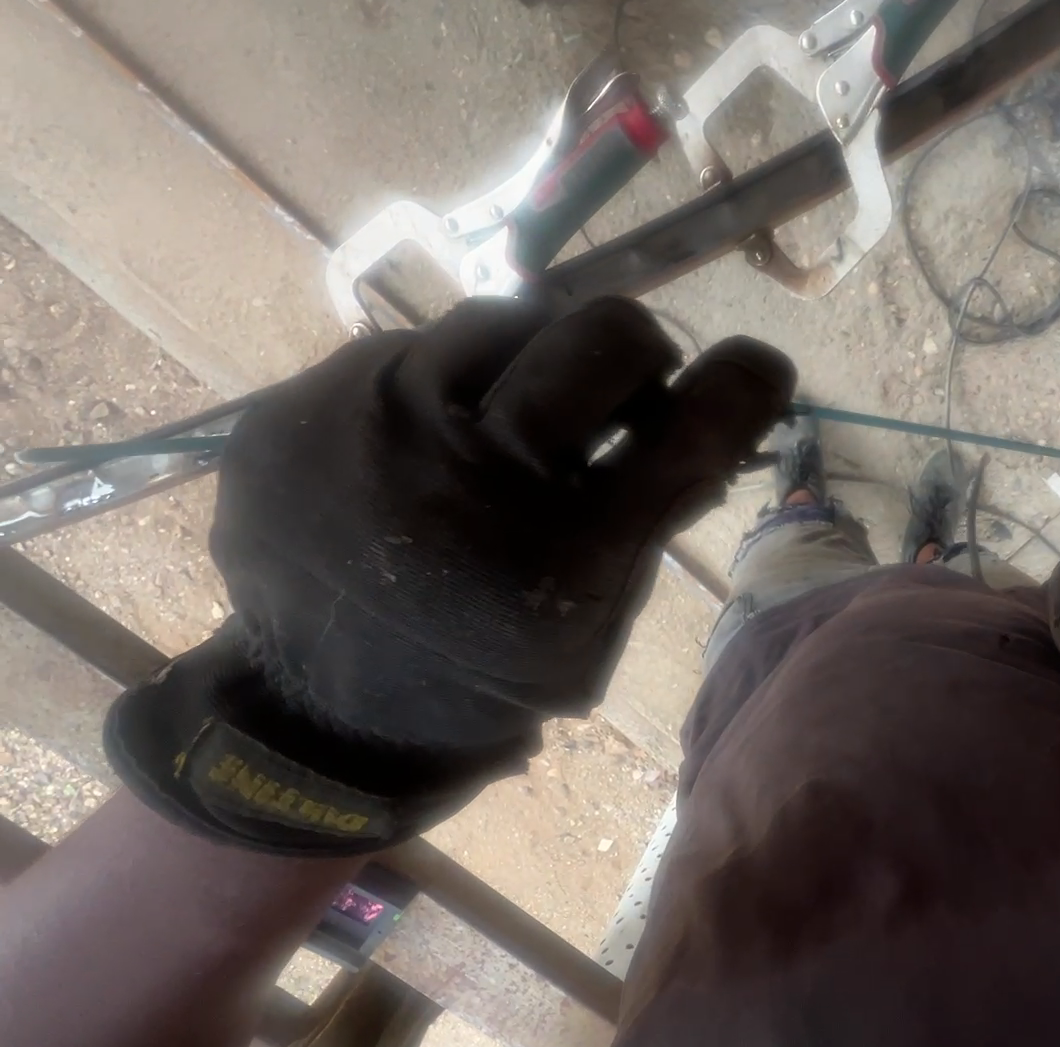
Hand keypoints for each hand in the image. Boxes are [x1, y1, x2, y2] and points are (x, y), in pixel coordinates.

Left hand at [104, 297, 793, 854]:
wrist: (332, 710)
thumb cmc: (504, 662)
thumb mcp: (607, 609)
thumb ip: (661, 510)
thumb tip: (717, 418)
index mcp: (567, 550)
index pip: (689, 431)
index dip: (743, 386)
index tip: (763, 369)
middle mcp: (469, 473)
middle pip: (601, 333)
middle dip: (635, 360)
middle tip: (622, 402)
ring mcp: (367, 426)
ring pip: (504, 320)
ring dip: (537, 366)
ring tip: (515, 424)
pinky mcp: (294, 409)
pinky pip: (413, 347)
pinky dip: (452, 385)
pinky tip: (433, 444)